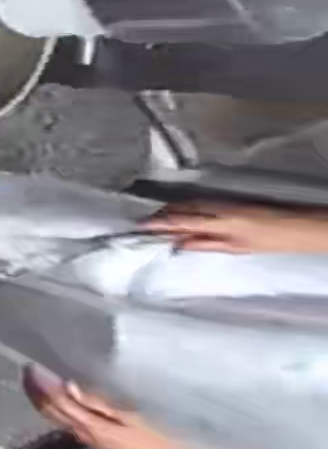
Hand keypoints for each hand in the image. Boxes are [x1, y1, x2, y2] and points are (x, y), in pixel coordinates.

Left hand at [24, 368, 208, 448]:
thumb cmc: (168, 443)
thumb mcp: (135, 419)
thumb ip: (99, 403)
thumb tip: (68, 386)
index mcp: (93, 427)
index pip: (56, 402)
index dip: (42, 383)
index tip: (33, 366)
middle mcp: (86, 435)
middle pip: (49, 410)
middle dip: (34, 390)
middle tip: (28, 370)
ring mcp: (92, 441)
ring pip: (55, 417)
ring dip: (42, 399)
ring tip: (36, 381)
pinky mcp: (101, 444)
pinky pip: (68, 423)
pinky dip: (56, 409)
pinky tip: (58, 401)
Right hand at [141, 201, 327, 254]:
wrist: (311, 227)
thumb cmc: (277, 242)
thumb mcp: (242, 248)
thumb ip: (207, 244)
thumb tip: (177, 244)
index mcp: (218, 223)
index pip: (178, 221)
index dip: (156, 223)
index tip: (137, 226)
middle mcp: (216, 209)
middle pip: (178, 209)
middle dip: (160, 215)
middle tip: (145, 223)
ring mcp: (222, 203)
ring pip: (185, 204)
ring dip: (169, 210)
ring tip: (160, 219)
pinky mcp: (228, 201)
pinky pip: (195, 202)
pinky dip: (182, 207)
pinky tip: (181, 213)